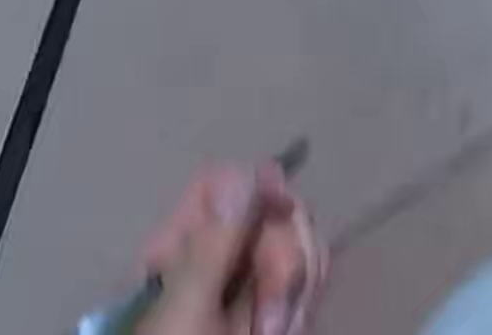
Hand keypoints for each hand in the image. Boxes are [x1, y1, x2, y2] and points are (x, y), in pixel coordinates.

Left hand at [136, 164, 324, 334]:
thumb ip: (215, 244)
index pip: (225, 181)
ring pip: (299, 238)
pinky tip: (290, 332)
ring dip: (298, 290)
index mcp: (182, 246)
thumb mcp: (188, 317)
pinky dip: (305, 303)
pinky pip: (309, 276)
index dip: (257, 185)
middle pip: (273, 208)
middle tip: (268, 326)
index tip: (279, 209)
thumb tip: (246, 173)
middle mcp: (219, 252)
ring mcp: (248, 280)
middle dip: (284, 260)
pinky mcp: (275, 305)